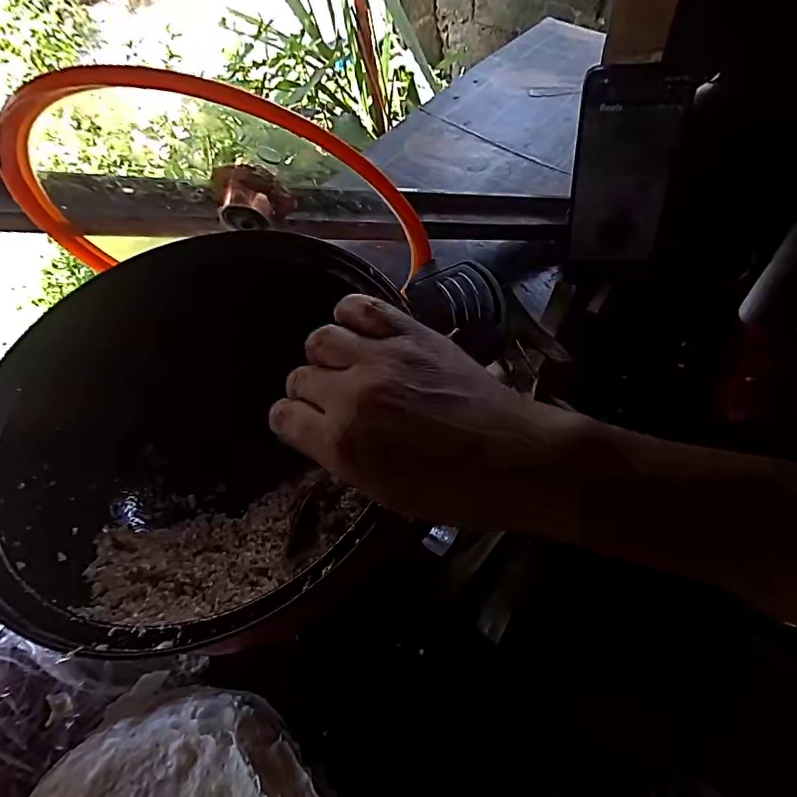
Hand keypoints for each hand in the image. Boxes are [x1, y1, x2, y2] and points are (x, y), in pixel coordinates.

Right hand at [269, 294, 579, 527]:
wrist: (513, 457)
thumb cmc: (450, 489)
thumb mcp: (382, 489)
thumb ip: (340, 454)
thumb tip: (319, 428)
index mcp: (342, 443)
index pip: (283, 417)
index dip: (290, 421)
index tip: (302, 423)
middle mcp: (352, 394)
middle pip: (298, 376)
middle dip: (308, 390)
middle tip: (330, 398)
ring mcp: (381, 358)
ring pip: (321, 338)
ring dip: (325, 354)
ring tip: (344, 363)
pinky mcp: (410, 333)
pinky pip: (359, 307)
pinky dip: (351, 315)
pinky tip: (359, 330)